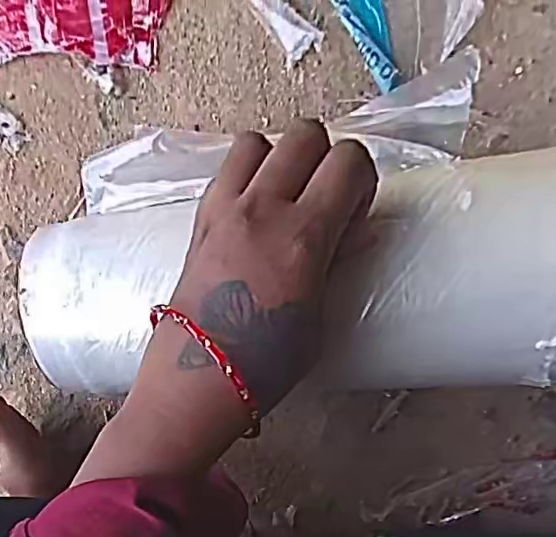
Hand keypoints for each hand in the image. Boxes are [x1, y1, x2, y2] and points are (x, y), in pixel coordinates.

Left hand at [163, 121, 377, 411]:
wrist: (194, 384)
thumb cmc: (262, 368)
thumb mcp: (316, 320)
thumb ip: (333, 265)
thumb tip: (349, 232)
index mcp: (303, 236)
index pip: (349, 160)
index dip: (361, 182)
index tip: (353, 214)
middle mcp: (261, 211)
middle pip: (306, 134)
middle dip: (323, 160)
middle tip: (321, 203)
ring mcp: (222, 213)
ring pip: (256, 141)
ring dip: (276, 160)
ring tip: (280, 203)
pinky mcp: (197, 226)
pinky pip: (224, 173)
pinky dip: (243, 178)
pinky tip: (249, 218)